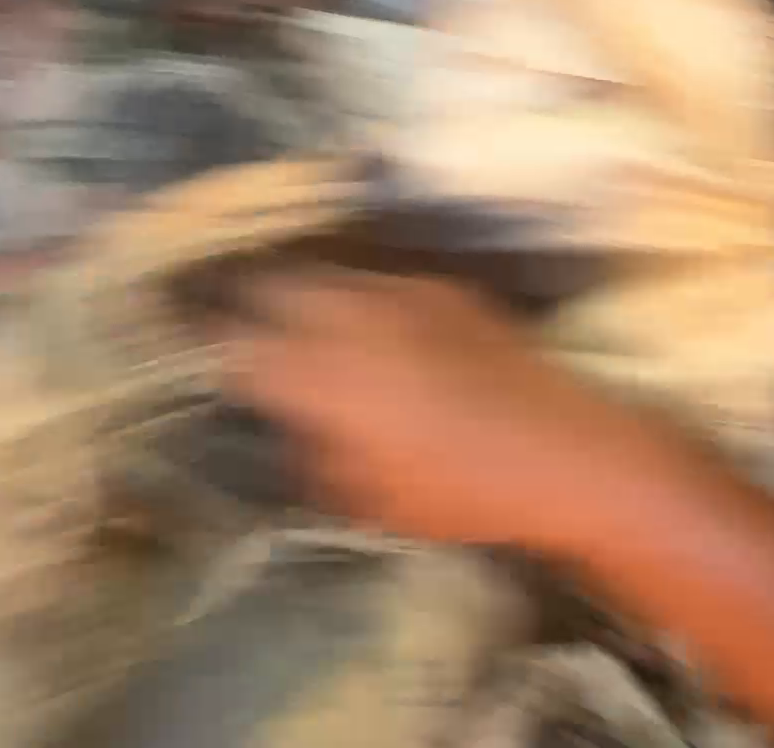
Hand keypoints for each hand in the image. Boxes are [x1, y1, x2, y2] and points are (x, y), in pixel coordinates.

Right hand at [235, 274, 706, 552]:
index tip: (208, 356)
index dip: (215, 349)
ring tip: (307, 322)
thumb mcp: (368, 498)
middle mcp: (360, 319)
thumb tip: (298, 420)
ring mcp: (408, 293)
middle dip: (255, 304)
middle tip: (250, 327)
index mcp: (330, 377)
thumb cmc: (462, 493)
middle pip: (281, 288)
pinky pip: (385, 282)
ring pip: (333, 276)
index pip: (244, 347)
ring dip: (310, 296)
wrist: (565, 450)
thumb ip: (317, 451)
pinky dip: (365, 299)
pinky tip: (378, 326)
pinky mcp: (449, 288)